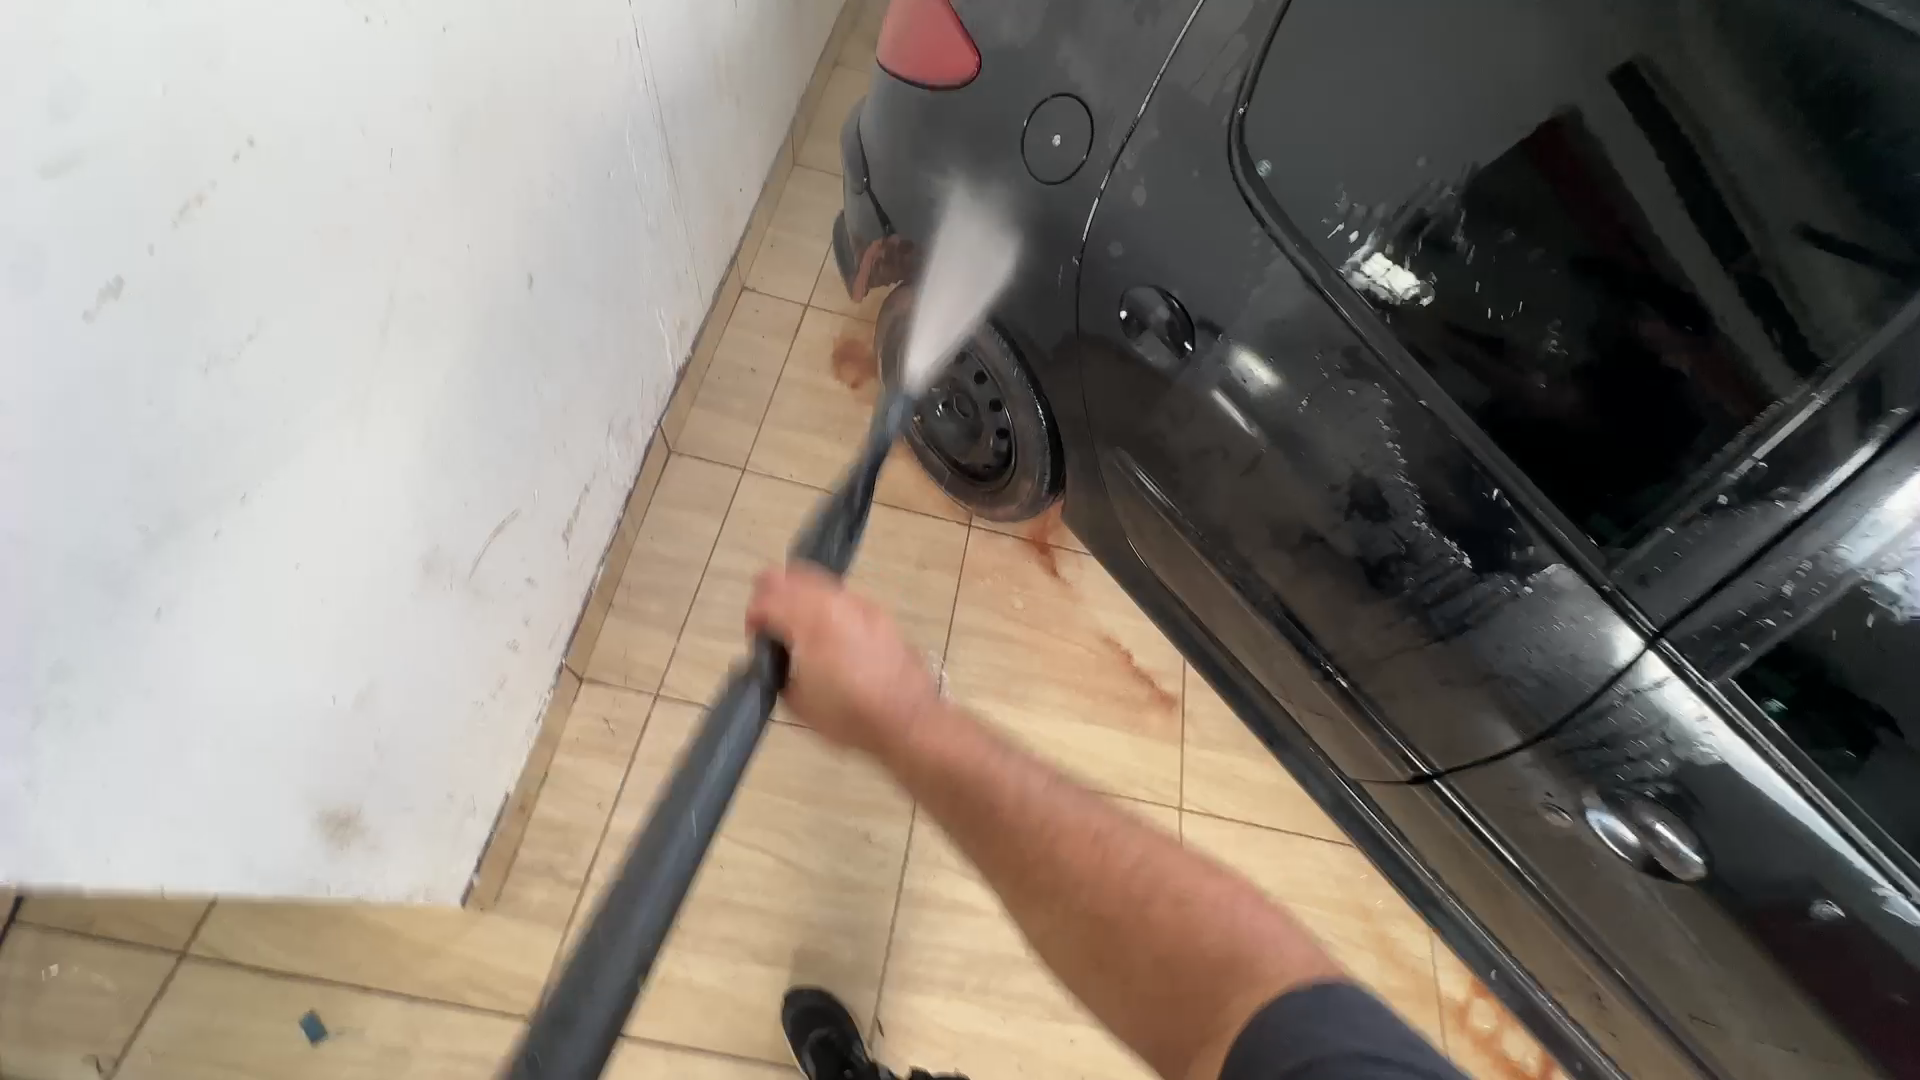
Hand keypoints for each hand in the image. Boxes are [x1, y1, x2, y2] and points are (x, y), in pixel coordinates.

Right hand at [746, 563, 943, 756]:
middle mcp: (836, 602)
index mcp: (810, 620)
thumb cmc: (848, 715)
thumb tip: (772, 655)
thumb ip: (776, 668)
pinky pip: (843, 598)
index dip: (753, 617)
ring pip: (819, 582)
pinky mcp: (880, 613)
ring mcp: (862, 604)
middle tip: (771, 625)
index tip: (756, 638)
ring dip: (801, 598)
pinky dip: (827, 607)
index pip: (766, 598)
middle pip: (791, 577)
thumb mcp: (796, 700)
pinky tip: (829, 634)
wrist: (907, 718)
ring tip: (799, 628)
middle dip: (774, 596)